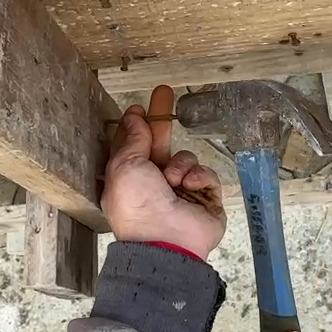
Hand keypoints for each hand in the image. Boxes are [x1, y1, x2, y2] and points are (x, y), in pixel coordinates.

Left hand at [102, 85, 225, 258]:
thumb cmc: (138, 206)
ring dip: (180, 166)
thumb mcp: (125, 168)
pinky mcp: (206, 197)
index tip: (138, 108)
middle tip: (164, 91)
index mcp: (131, 179)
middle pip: (161, 144)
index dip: (137, 126)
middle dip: (162, 120)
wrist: (167, 240)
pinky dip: (198, 178)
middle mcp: (155, 183)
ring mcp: (182, 191)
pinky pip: (205, 173)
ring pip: (186, 158)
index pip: (134, 145)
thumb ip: (133, 140)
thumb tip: (133, 117)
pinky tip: (190, 188)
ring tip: (173, 182)